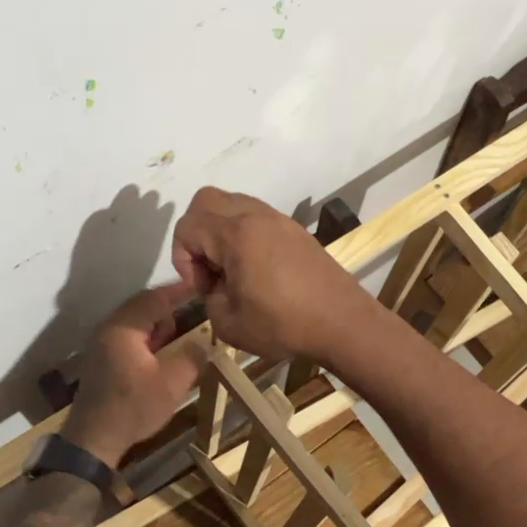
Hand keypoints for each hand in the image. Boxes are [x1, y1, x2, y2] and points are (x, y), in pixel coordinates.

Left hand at [65, 281, 203, 468]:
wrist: (94, 439)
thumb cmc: (133, 408)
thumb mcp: (172, 384)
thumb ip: (192, 357)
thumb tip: (203, 342)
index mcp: (123, 328)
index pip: (154, 298)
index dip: (178, 292)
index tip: (199, 288)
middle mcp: (107, 328)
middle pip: (141, 305)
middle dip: (168, 310)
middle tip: (191, 319)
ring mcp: (100, 342)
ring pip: (133, 320)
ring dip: (155, 325)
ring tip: (173, 342)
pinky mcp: (100, 357)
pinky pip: (126, 334)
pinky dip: (144, 336)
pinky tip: (156, 355)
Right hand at [170, 187, 379, 365]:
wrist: (343, 322)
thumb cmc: (284, 325)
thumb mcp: (230, 324)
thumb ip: (210, 299)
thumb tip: (216, 286)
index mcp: (236, 234)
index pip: (187, 225)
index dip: (183, 257)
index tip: (202, 286)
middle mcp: (256, 216)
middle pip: (206, 200)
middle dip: (196, 233)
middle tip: (209, 269)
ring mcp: (278, 219)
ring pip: (232, 203)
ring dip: (221, 231)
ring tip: (232, 269)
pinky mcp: (295, 230)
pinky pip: (256, 217)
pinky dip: (244, 234)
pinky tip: (255, 269)